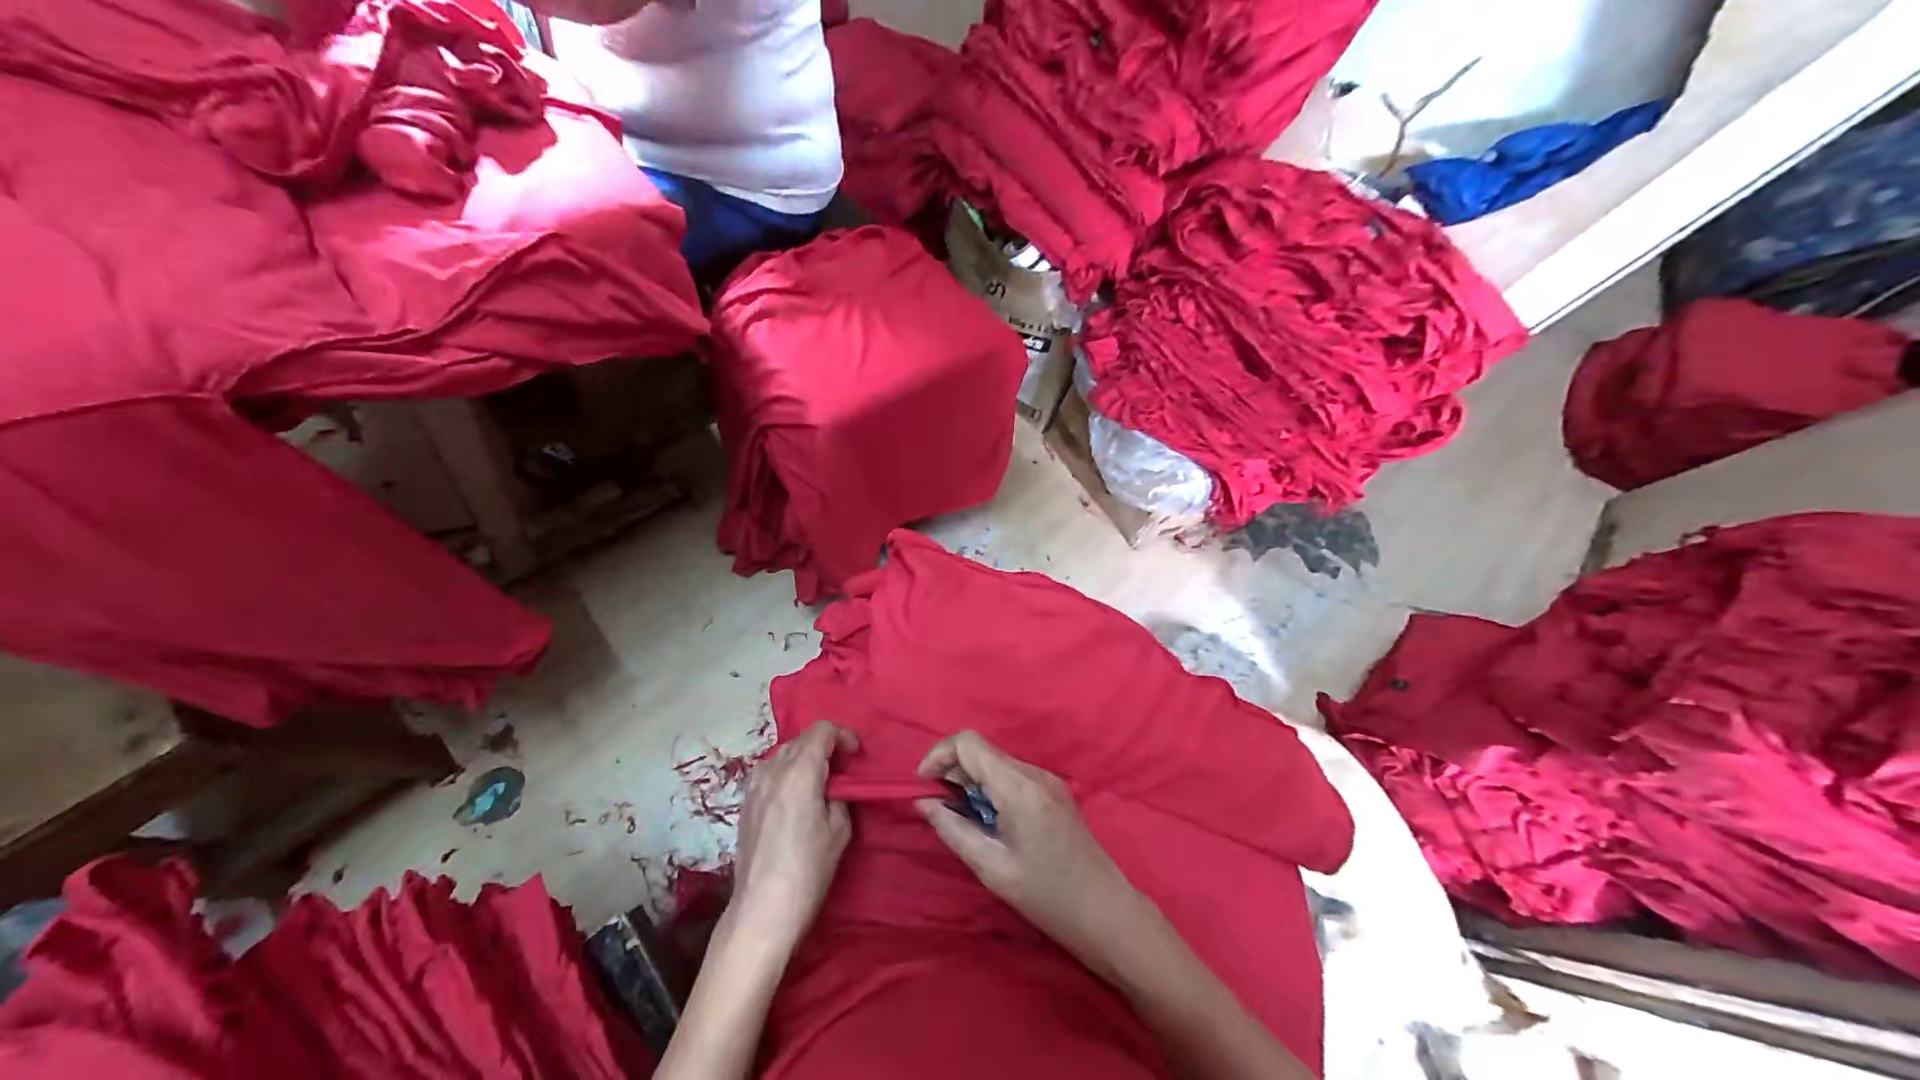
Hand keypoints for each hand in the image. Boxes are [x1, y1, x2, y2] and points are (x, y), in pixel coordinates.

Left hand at [728, 722, 858, 949]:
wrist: (763, 909)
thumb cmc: (808, 870)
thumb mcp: (840, 830)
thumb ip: (840, 796)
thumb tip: (836, 787)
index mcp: (799, 772)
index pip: (822, 730)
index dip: (843, 735)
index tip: (856, 755)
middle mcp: (773, 770)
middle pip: (801, 739)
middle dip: (825, 746)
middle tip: (843, 769)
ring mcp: (754, 786)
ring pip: (783, 754)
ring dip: (804, 758)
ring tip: (819, 782)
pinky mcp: (744, 803)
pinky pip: (769, 773)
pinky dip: (786, 773)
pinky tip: (795, 797)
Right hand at [914, 731, 1149, 964]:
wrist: (1105, 911)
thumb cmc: (1046, 896)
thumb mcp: (991, 867)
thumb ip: (953, 829)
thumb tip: (923, 802)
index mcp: (1019, 787)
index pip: (968, 743)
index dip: (938, 755)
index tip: (922, 785)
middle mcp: (1034, 773)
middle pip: (981, 750)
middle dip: (952, 770)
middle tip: (939, 807)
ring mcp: (1048, 780)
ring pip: (995, 762)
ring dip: (971, 780)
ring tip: (962, 818)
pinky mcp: (1054, 791)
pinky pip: (1012, 775)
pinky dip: (990, 787)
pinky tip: (988, 820)